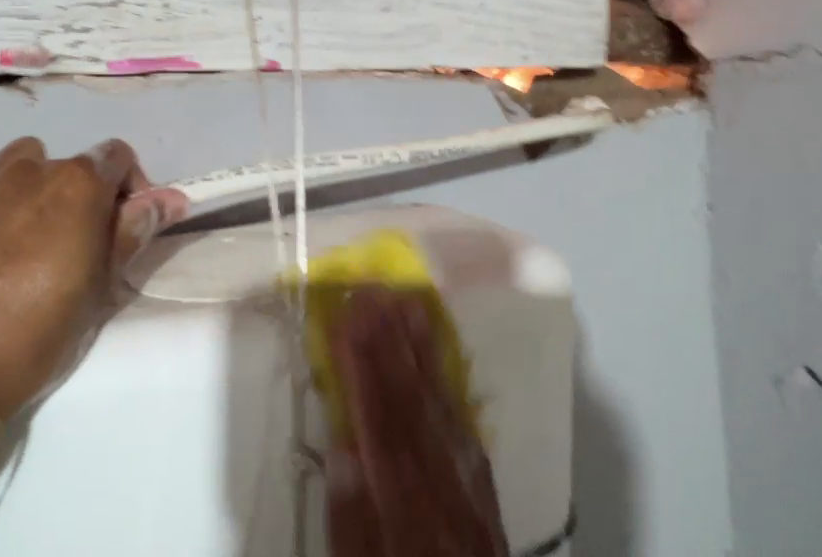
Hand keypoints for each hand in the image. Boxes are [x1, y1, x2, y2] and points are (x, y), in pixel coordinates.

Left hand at [0, 137, 187, 420]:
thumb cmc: (35, 337)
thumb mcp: (100, 291)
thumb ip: (132, 233)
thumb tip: (168, 199)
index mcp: (76, 184)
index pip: (117, 156)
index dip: (129, 188)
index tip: (125, 228)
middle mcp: (25, 171)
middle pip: (63, 164)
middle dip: (76, 195)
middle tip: (73, 247)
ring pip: (10, 162)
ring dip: (24, 187)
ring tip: (19, 235)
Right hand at [326, 287, 509, 556]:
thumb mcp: (364, 555)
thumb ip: (351, 507)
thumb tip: (342, 443)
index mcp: (402, 491)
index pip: (377, 415)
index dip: (361, 364)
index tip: (345, 319)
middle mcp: (438, 469)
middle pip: (409, 395)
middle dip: (388, 339)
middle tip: (371, 291)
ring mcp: (464, 464)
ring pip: (437, 393)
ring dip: (418, 344)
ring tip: (404, 300)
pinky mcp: (479, 465)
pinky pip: (459, 407)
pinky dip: (444, 371)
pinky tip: (434, 346)